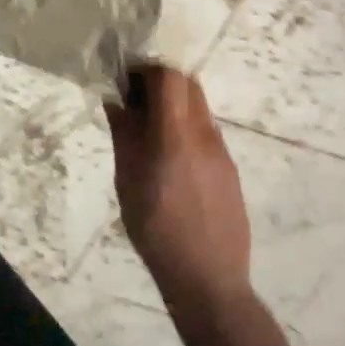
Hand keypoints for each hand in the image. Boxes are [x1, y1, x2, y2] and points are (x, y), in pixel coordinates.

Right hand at [106, 66, 251, 307]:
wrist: (208, 279)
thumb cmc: (156, 227)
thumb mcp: (127, 178)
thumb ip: (124, 133)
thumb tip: (115, 98)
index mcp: (177, 135)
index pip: (169, 76)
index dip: (145, 67)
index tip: (123, 74)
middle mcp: (206, 136)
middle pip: (188, 85)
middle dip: (159, 80)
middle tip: (131, 94)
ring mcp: (222, 153)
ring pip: (198, 108)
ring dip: (172, 104)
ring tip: (144, 126)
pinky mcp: (229, 171)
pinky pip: (204, 132)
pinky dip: (183, 126)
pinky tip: (165, 155)